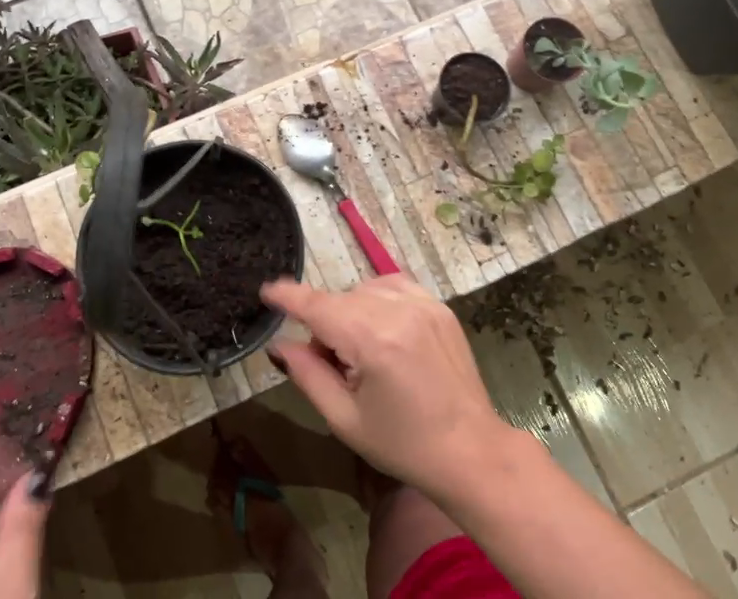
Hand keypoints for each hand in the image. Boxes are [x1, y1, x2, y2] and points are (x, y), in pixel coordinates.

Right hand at [261, 275, 509, 496]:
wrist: (471, 452)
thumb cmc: (404, 445)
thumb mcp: (345, 419)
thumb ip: (308, 374)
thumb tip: (280, 344)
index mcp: (373, 341)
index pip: (318, 306)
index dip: (288, 296)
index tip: (266, 291)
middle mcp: (399, 312)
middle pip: (340, 300)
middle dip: (324, 324)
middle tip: (330, 364)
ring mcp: (424, 305)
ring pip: (365, 291)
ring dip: (350, 312)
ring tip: (360, 352)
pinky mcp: (440, 308)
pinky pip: (394, 287)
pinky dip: (378, 300)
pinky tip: (380, 329)